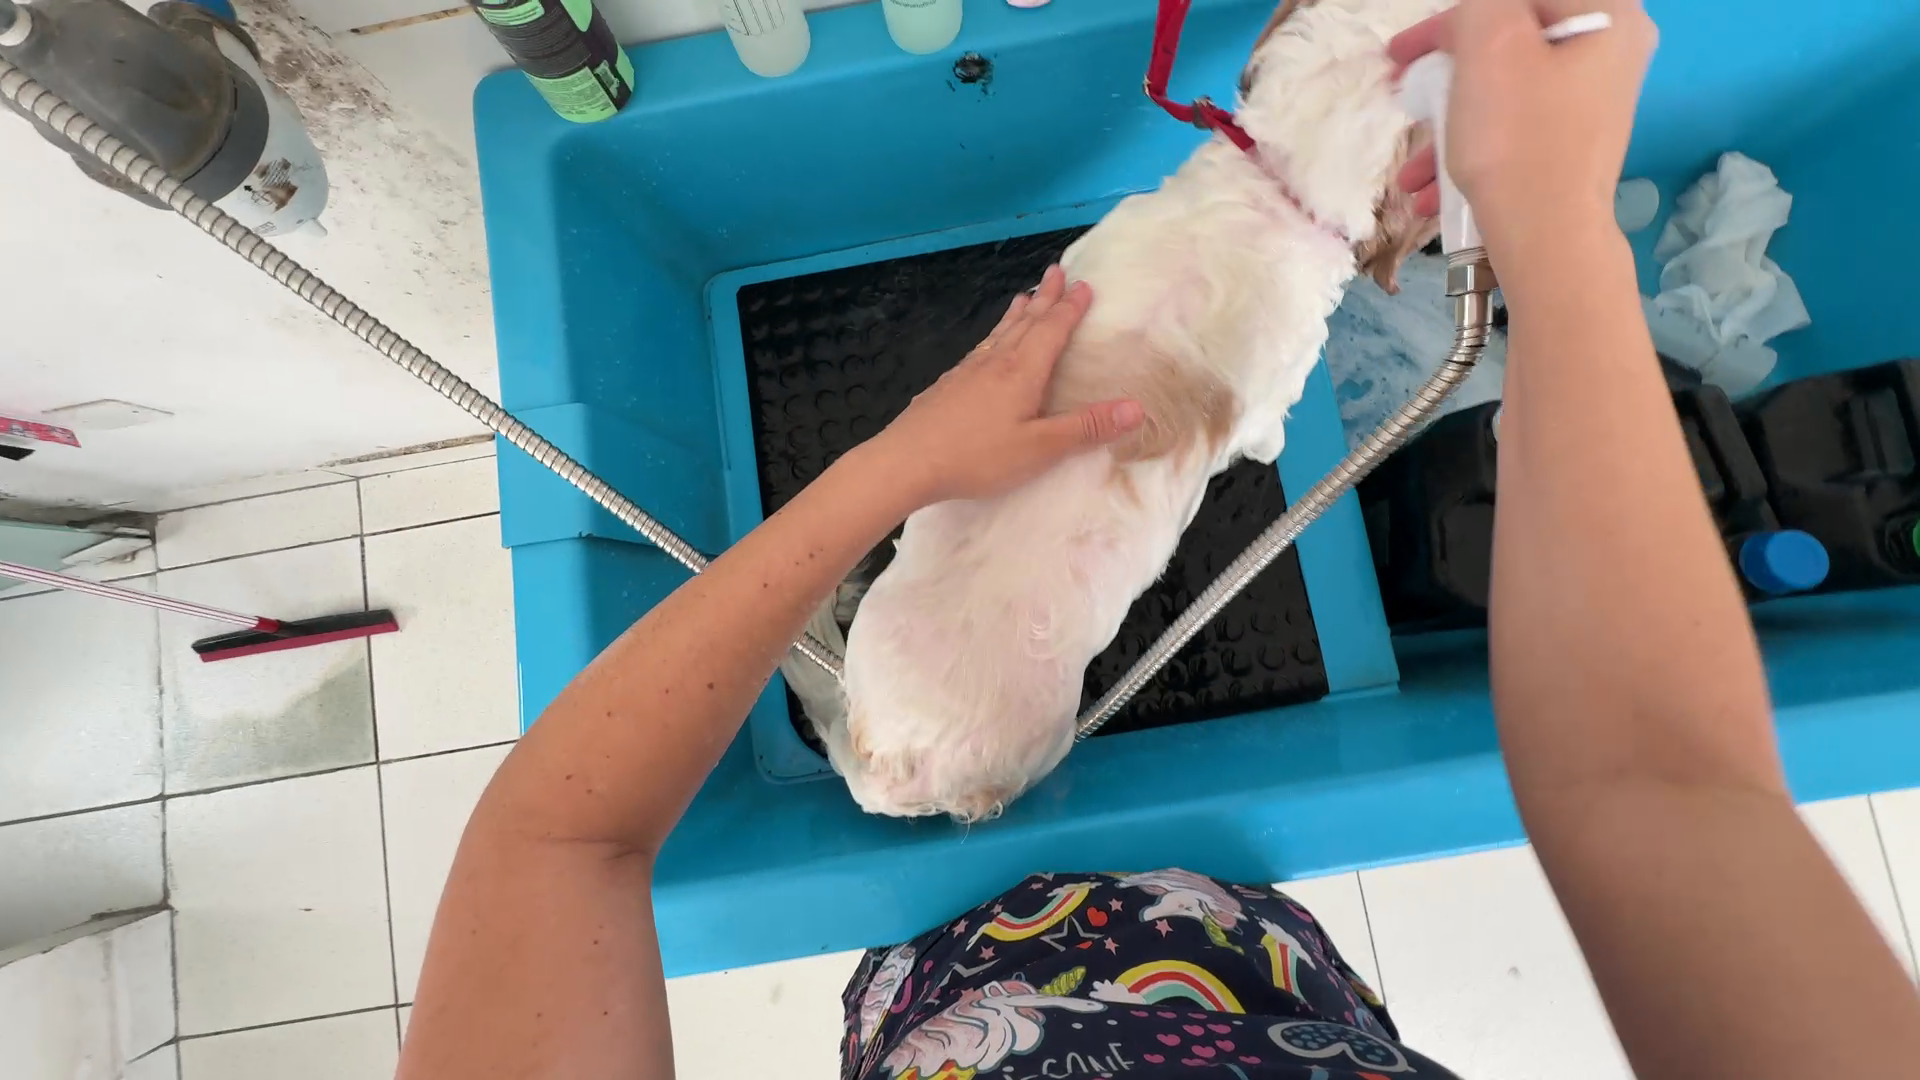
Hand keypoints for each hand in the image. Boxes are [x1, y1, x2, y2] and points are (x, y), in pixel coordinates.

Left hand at [866, 265, 1143, 506]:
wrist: (906, 462)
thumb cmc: (977, 457)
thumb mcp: (1039, 448)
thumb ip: (1085, 428)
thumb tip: (1136, 408)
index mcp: (1021, 372)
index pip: (1052, 330)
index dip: (1070, 309)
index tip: (1085, 285)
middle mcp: (994, 363)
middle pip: (1025, 323)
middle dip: (1044, 298)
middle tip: (1056, 271)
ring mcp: (965, 373)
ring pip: (998, 335)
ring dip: (1016, 314)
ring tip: (1024, 298)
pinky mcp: (945, 388)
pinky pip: (978, 352)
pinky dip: (992, 339)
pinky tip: (985, 349)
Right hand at [1388, 0, 1656, 258]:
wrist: (1546, 235)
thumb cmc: (1516, 140)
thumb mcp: (1489, 51)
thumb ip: (1476, 11)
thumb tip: (1468, 22)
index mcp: (1603, 10)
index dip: (1447, 22)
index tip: (1399, 56)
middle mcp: (1609, 48)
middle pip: (1507, 49)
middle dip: (1445, 85)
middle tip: (1409, 110)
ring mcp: (1592, 103)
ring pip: (1501, 99)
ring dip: (1445, 132)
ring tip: (1411, 175)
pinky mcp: (1571, 146)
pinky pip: (1510, 134)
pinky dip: (1467, 156)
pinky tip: (1432, 193)